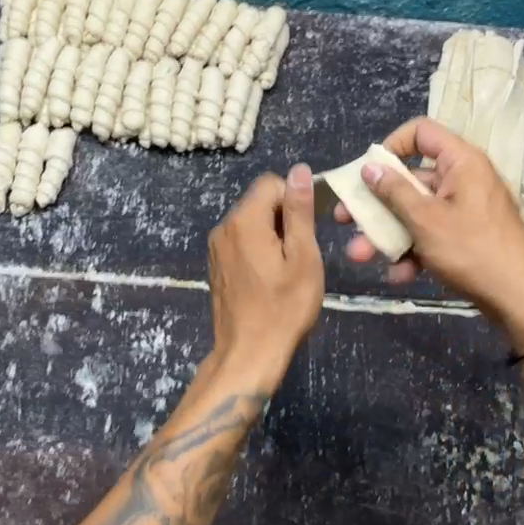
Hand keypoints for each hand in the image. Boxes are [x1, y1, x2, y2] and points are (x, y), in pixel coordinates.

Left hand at [207, 164, 325, 387]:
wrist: (249, 353)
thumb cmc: (284, 307)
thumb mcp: (303, 256)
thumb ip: (299, 211)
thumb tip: (300, 170)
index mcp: (245, 220)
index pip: (272, 183)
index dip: (295, 199)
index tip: (307, 230)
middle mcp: (224, 226)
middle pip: (260, 201)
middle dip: (284, 217)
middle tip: (300, 253)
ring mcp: (216, 247)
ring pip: (251, 221)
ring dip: (272, 234)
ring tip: (286, 268)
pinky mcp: (216, 264)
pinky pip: (241, 240)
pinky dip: (258, 248)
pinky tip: (269, 277)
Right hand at [337, 118, 523, 346]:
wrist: (520, 298)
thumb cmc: (472, 249)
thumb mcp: (425, 220)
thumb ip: (394, 191)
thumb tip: (369, 167)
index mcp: (460, 162)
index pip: (421, 132)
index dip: (392, 145)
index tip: (369, 170)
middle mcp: (463, 179)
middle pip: (411, 179)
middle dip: (376, 204)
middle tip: (346, 219)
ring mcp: (465, 210)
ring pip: (416, 212)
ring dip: (388, 233)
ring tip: (359, 255)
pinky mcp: (466, 237)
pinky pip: (432, 234)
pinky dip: (414, 251)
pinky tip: (399, 275)